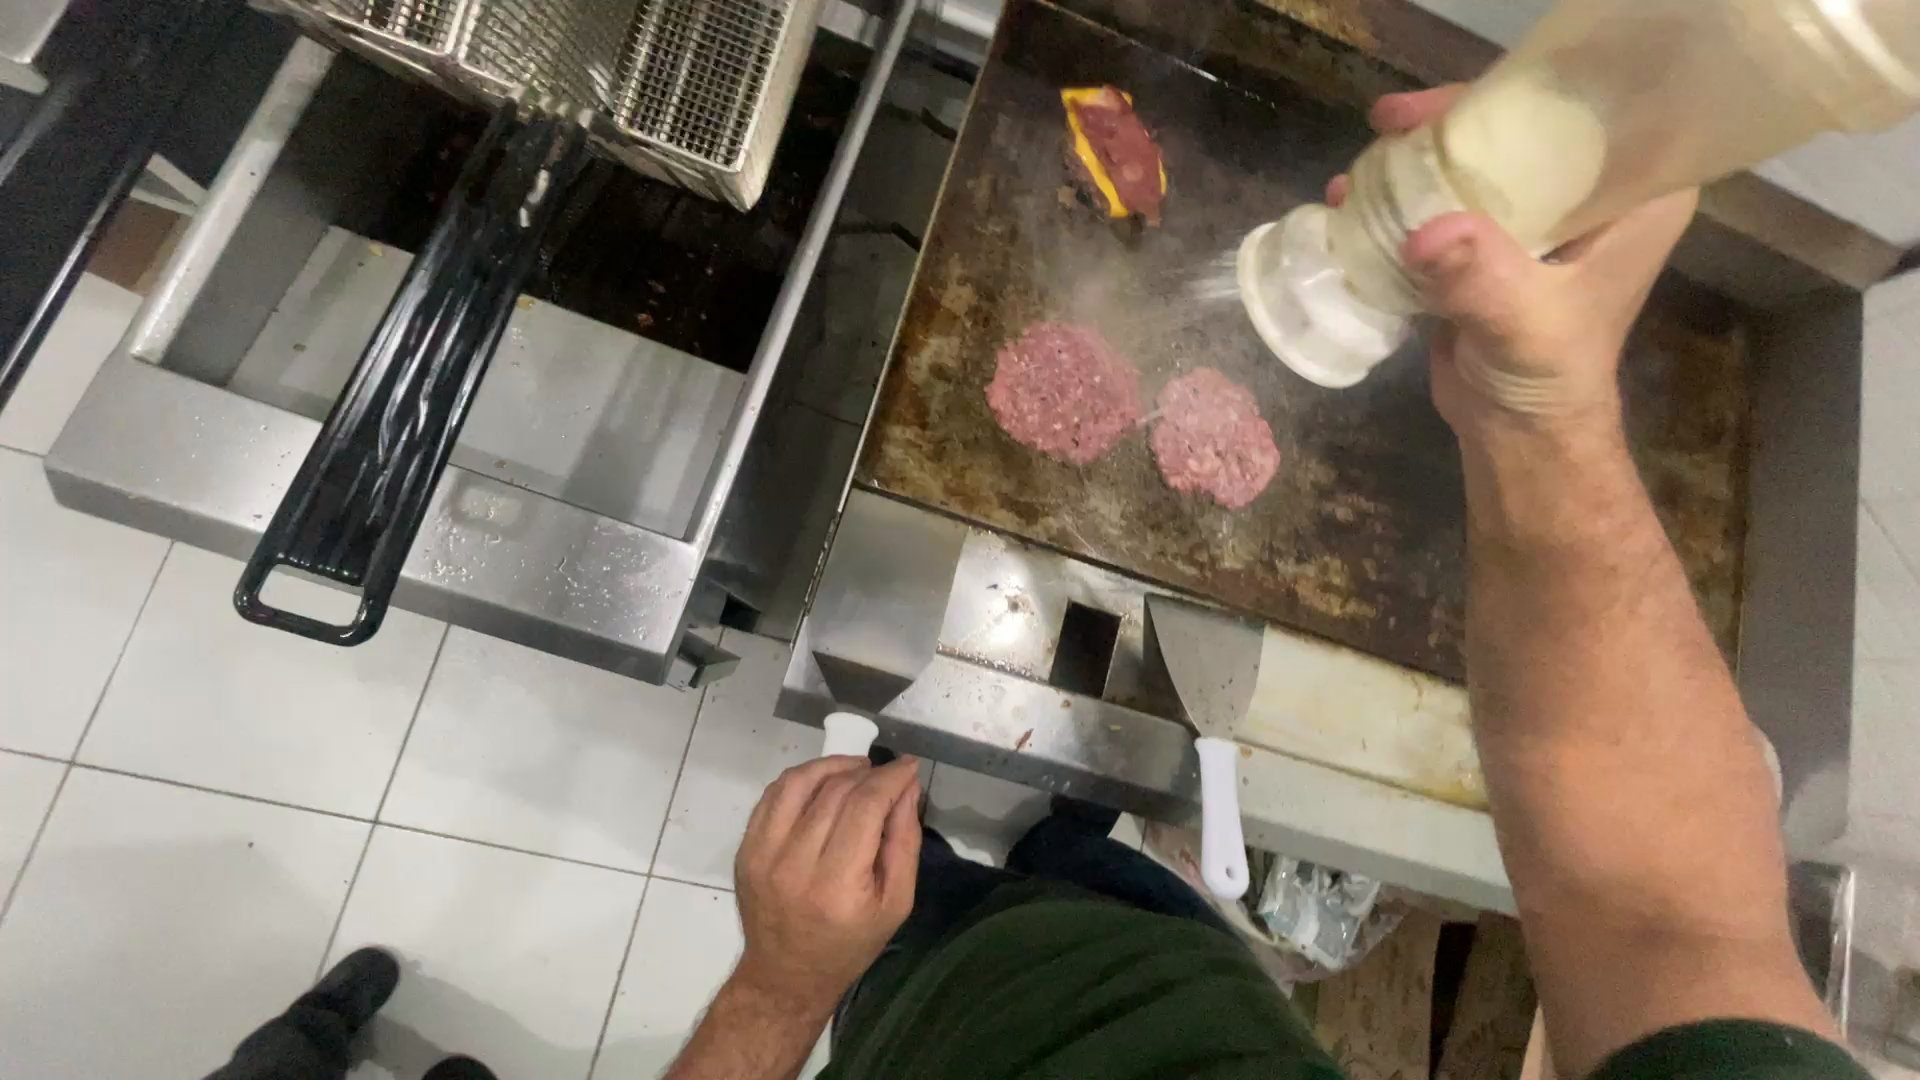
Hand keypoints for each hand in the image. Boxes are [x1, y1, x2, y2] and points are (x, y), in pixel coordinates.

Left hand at [732, 755, 921, 1015]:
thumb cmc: (850, 943)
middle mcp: (794, 865)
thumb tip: (907, 788)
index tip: (908, 765)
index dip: (890, 777)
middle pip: (835, 792)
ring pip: (799, 783)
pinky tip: (824, 781)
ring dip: (833, 765)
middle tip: (888, 774)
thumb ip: (904, 840)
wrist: (786, 976)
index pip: (865, 807)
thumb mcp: (896, 902)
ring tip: (857, 769)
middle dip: (869, 772)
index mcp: (837, 885)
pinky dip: (803, 778)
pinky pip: (774, 794)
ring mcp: (763, 855)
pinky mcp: (746, 849)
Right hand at [1329, 86, 1697, 438]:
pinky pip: (1443, 215)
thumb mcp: (1521, 324)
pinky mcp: (1484, 256)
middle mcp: (1584, 199)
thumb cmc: (1546, 375)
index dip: (1520, 94)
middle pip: (1517, 135)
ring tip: (1358, 173)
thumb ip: (1480, 278)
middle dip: (1449, 127)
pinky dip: (1399, 211)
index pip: (1585, 113)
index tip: (1447, 106)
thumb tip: (1424, 233)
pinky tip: (1353, 210)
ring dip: (1414, 169)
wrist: (1515, 430)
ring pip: (1472, 174)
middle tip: (1387, 124)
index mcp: (1630, 195)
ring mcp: (1530, 227)